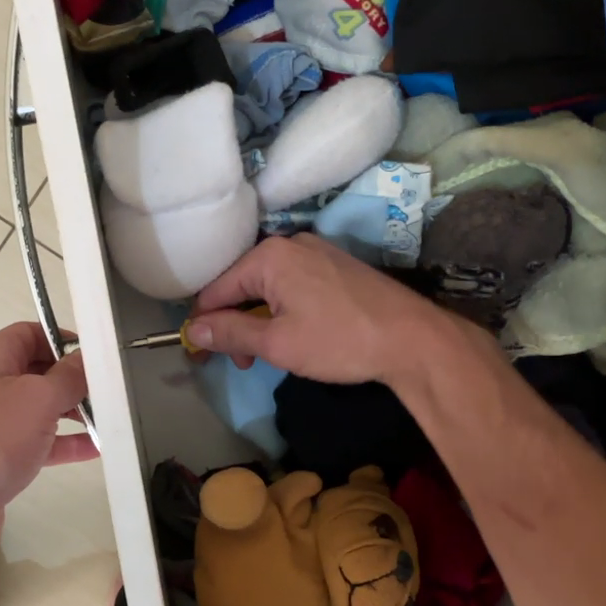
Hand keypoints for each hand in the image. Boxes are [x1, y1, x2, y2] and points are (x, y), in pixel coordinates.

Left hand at [0, 322, 97, 556]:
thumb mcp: (39, 399)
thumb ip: (69, 376)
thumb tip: (86, 358)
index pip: (31, 333)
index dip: (64, 339)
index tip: (97, 355)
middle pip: (36, 370)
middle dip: (73, 379)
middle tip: (108, 389)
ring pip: (37, 407)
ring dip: (71, 412)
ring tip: (108, 419)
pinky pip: (34, 440)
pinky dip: (61, 442)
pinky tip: (93, 449)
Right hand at [187, 234, 466, 385]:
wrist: (412, 338)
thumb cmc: (339, 341)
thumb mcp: (277, 343)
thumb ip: (231, 333)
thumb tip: (193, 331)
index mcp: (269, 256)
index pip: (216, 288)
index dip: (203, 324)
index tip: (198, 355)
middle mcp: (290, 243)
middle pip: (243, 284)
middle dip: (234, 323)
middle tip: (241, 363)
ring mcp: (317, 251)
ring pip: (269, 285)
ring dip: (259, 319)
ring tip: (265, 355)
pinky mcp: (337, 265)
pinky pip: (294, 283)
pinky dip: (283, 309)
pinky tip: (292, 334)